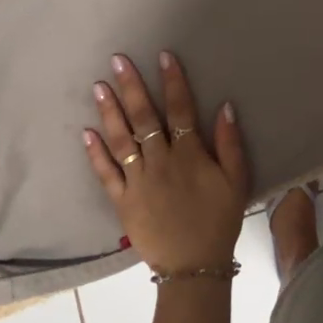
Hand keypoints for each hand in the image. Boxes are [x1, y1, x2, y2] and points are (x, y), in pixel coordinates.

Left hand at [82, 52, 250, 276]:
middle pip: (144, 117)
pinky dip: (95, 152)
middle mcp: (160, 161)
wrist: (193, 266)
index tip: (162, 56)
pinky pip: (106, 173)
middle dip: (131, 86)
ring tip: (98, 86)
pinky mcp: (122, 201)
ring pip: (121, 139)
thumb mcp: (237, 181)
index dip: (172, 81)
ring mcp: (138, 181)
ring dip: (109, 111)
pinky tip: (86, 132)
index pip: (180, 109)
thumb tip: (224, 106)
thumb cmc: (218, 220)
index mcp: (190, 154)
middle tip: (117, 60)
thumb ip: (230, 143)